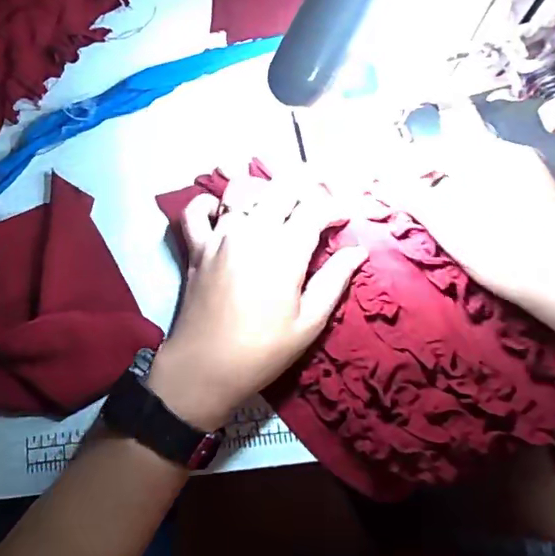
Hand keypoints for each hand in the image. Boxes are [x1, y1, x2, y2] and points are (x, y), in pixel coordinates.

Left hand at [147, 172, 367, 431]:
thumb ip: (334, 280)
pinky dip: (210, 203)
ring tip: (283, 207)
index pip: (314, 208)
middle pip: (282, 188)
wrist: (203, 369)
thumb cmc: (262, 352)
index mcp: (284, 251)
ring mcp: (219, 236)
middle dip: (307, 186)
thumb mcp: (309, 323)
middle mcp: (251, 233)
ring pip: (245, 194)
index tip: (344, 219)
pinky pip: (196, 211)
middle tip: (320, 202)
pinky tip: (224, 210)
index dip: (335, 207)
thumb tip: (358, 251)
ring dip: (268, 193)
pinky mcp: (196, 247)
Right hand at [383, 106, 554, 359]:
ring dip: (449, 196)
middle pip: (457, 161)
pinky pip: (497, 193)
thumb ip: (413, 197)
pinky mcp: (545, 204)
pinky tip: (468, 232)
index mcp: (495, 154)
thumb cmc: (512, 256)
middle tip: (403, 211)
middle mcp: (517, 157)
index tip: (380, 189)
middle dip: (426, 183)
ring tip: (431, 224)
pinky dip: (474, 206)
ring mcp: (535, 179)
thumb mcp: (453, 228)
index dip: (404, 168)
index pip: (436, 149)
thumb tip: (379, 177)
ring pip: (478, 179)